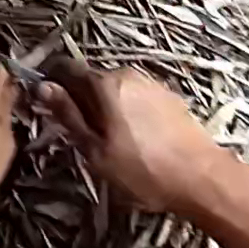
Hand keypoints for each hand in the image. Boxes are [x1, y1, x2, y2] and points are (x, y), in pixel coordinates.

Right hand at [35, 56, 231, 213]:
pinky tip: (137, 139)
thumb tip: (43, 87)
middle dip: (81, 100)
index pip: (66, 68)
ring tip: (111, 141)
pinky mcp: (169, 97)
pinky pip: (136, 97)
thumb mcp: (96, 150)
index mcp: (105, 83)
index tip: (48, 105)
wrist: (205, 180)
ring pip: (115, 89)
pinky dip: (128, 111)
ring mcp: (151, 83)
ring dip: (105, 107)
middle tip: (81, 135)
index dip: (52, 84)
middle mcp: (127, 74)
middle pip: (91, 79)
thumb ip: (68, 116)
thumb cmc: (144, 170)